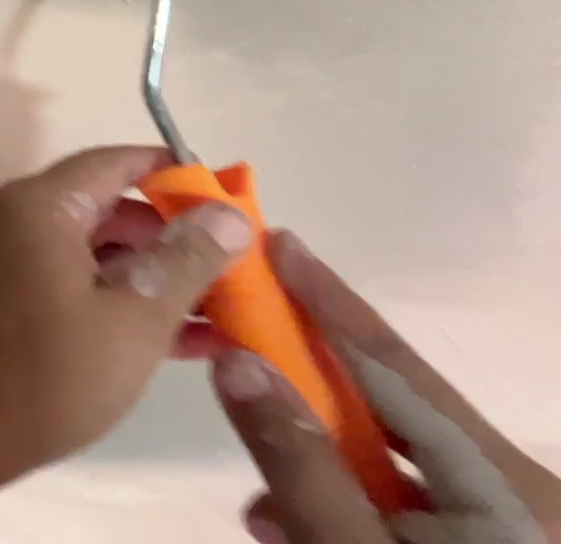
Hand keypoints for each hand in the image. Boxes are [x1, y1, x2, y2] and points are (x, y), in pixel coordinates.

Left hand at [0, 146, 253, 480]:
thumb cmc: (55, 368)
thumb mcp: (137, 315)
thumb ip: (186, 257)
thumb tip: (226, 211)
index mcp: (36, 204)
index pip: (110, 163)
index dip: (170, 172)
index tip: (226, 192)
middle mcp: (10, 213)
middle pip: (102, 202)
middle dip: (170, 231)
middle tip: (236, 261)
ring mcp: (1, 249)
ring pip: (90, 242)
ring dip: (152, 269)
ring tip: (227, 304)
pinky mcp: (3, 285)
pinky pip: (69, 272)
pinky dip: (118, 291)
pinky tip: (186, 334)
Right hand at [213, 231, 560, 543]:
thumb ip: (296, 460)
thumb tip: (236, 361)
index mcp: (504, 484)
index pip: (391, 362)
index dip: (326, 298)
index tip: (277, 240)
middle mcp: (519, 494)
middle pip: (388, 412)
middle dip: (301, 397)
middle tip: (236, 374)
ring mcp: (516, 528)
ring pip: (391, 468)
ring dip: (318, 471)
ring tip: (266, 514)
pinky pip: (405, 508)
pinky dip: (349, 510)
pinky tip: (299, 533)